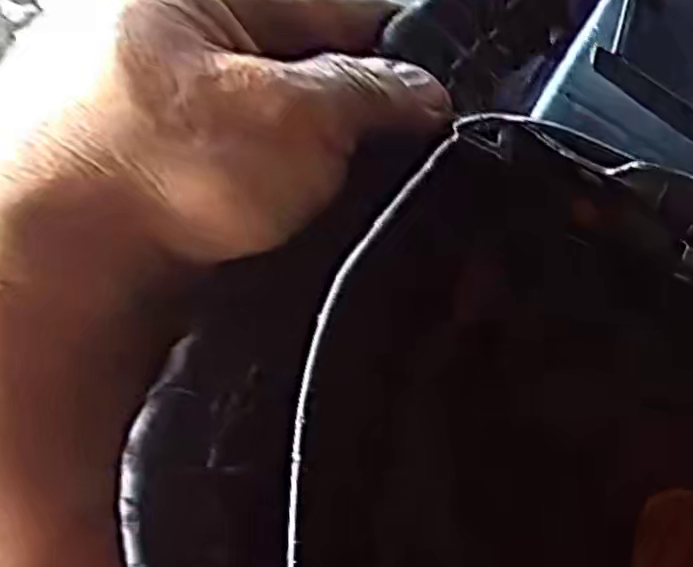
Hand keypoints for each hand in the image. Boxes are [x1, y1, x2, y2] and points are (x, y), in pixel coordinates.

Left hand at [0, 0, 450, 266]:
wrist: (77, 248)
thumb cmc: (155, 165)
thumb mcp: (297, 115)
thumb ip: (371, 93)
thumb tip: (427, 90)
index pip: (340, 8)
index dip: (405, 60)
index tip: (448, 107)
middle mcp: (185, 33)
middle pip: (325, 65)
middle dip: (378, 114)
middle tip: (417, 156)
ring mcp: (188, 95)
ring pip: (310, 117)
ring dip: (350, 155)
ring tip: (369, 188)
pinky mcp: (198, 152)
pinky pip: (287, 157)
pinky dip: (321, 181)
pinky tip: (335, 206)